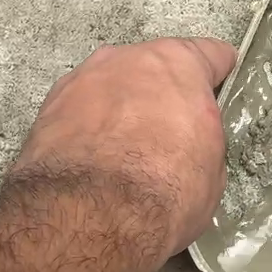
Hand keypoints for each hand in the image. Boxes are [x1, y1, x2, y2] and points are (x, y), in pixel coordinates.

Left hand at [0, 37, 235, 271]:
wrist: (79, 220)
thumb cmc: (155, 190)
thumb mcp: (210, 166)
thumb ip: (205, 134)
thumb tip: (193, 142)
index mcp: (174, 61)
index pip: (212, 51)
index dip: (223, 70)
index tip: (225, 82)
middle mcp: (125, 57)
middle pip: (157, 65)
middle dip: (165, 93)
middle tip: (172, 134)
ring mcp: (82, 81)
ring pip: (113, 87)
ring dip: (123, 111)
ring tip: (126, 157)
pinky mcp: (46, 111)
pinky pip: (80, 111)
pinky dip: (88, 130)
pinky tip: (91, 167)